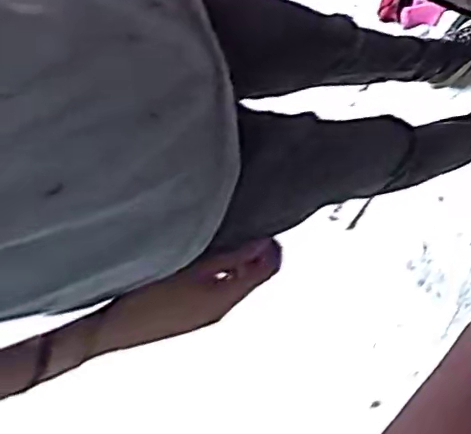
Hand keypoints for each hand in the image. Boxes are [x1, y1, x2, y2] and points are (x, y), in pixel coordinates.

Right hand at [93, 239, 280, 353]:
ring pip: (238, 287)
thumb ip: (235, 256)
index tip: (266, 233)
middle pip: (256, 278)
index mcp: (228, 299)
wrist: (101, 334)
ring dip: (241, 268)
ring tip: (229, 251)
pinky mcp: (188, 322)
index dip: (273, 249)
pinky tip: (208, 271)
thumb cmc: (147, 298)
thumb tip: (264, 242)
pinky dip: (224, 280)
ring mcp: (205, 319)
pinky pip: (219, 296)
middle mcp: (222, 311)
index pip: (269, 270)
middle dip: (258, 257)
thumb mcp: (197, 270)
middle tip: (249, 239)